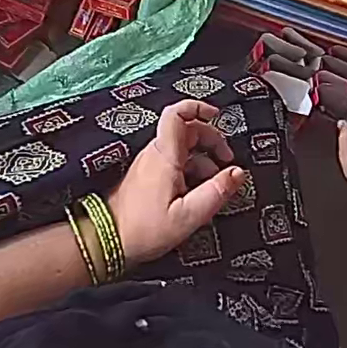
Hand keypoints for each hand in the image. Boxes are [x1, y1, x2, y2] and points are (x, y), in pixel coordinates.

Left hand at [105, 100, 246, 265]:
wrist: (108, 240)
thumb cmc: (144, 229)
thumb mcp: (188, 215)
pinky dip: (192, 171)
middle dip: (211, 141)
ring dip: (203, 160)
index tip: (217, 116)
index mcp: (165, 155)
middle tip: (226, 161)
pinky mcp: (149, 175)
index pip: (177, 113)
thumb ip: (215, 192)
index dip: (198, 107)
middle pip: (188, 130)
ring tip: (214, 185)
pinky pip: (176, 163)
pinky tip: (197, 194)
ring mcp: (152, 163)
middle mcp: (157, 153)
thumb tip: (238, 173)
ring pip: (184, 148)